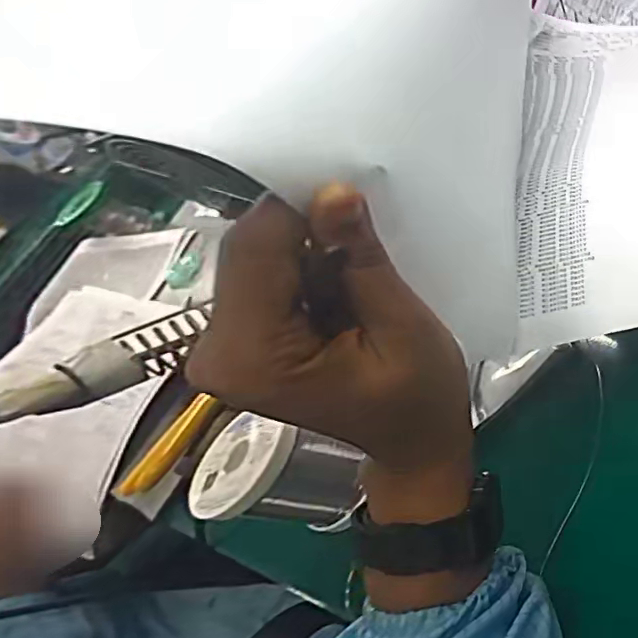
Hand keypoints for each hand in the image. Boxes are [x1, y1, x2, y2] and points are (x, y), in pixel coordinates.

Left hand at [187, 184, 475, 525]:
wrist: (415, 444)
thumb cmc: (420, 399)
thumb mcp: (404, 329)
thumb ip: (363, 263)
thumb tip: (334, 192)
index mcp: (253, 357)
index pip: (255, 253)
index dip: (298, 213)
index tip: (347, 194)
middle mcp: (217, 352)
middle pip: (250, 257)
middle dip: (308, 239)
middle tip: (366, 249)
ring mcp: (222, 349)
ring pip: (258, 265)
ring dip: (312, 258)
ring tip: (362, 285)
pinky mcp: (240, 344)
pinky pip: (266, 285)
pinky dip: (307, 276)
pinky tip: (344, 294)